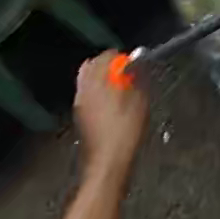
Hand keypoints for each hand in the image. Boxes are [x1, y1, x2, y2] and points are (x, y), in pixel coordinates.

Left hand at [73, 53, 147, 178]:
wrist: (107, 162)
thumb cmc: (124, 133)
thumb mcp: (140, 103)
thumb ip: (138, 80)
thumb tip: (139, 67)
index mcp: (97, 81)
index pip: (105, 56)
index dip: (120, 57)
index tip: (132, 63)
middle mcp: (84, 88)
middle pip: (92, 65)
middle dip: (107, 66)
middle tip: (124, 74)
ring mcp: (79, 102)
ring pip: (87, 80)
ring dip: (101, 79)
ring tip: (119, 89)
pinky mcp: (79, 115)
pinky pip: (87, 94)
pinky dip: (97, 93)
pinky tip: (111, 105)